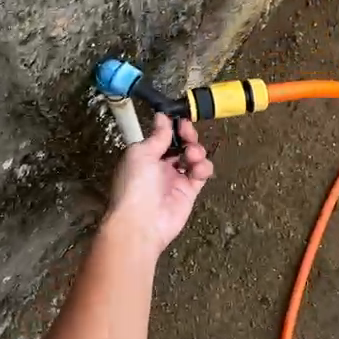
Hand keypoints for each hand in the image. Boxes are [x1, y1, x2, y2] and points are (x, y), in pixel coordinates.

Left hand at [104, 113, 212, 255]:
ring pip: (192, 157)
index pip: (162, 136)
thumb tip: (161, 116)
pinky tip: (199, 168)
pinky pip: (201, 174)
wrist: (141, 222)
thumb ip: (157, 136)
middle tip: (188, 132)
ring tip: (192, 154)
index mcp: (145, 154)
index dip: (172, 127)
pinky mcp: (189, 191)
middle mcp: (160, 165)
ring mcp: (175, 178)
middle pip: (179, 144)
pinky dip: (204, 167)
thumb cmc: (135, 185)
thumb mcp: (141, 153)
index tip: (180, 119)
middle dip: (186, 136)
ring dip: (196, 150)